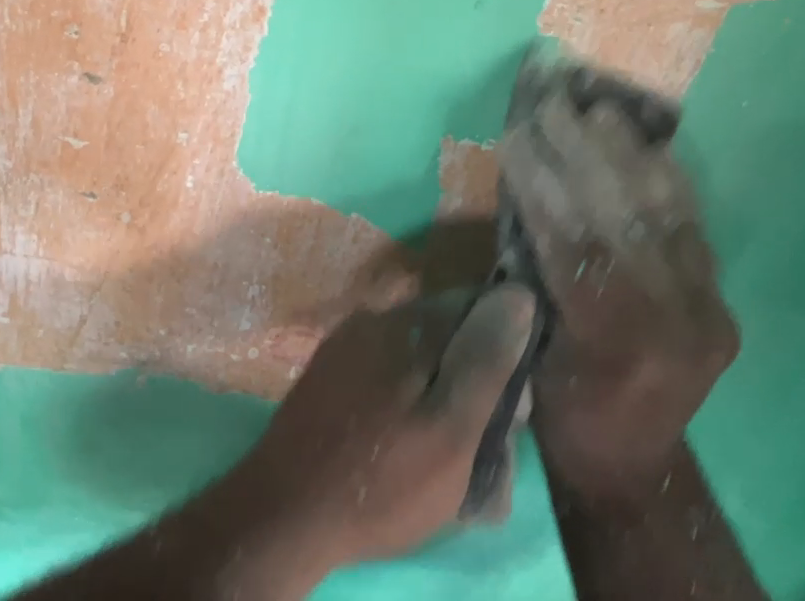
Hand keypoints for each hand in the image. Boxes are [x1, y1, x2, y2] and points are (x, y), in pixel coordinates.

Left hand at [224, 285, 537, 573]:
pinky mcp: (331, 378)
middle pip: (449, 340)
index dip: (507, 358)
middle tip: (485, 453)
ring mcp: (347, 348)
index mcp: (406, 323)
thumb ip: (486, 359)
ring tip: (454, 469)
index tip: (513, 410)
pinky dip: (412, 413)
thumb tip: (519, 293)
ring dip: (446, 407)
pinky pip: (389, 382)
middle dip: (477, 389)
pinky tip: (412, 456)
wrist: (286, 512)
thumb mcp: (452, 428)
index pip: (479, 311)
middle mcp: (375, 320)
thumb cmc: (382, 481)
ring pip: (421, 365)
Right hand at [501, 96, 739, 501]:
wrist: (630, 459)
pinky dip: (663, 179)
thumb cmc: (558, 410)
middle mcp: (675, 324)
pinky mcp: (720, 301)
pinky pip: (692, 227)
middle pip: (625, 219)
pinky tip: (639, 142)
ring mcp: (707, 310)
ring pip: (666, 215)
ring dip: (625, 153)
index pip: (575, 245)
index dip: (543, 184)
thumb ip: (528, 276)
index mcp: (614, 344)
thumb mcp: (525, 349)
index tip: (515, 134)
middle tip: (552, 101)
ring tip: (594, 105)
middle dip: (582, 152)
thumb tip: (523, 196)